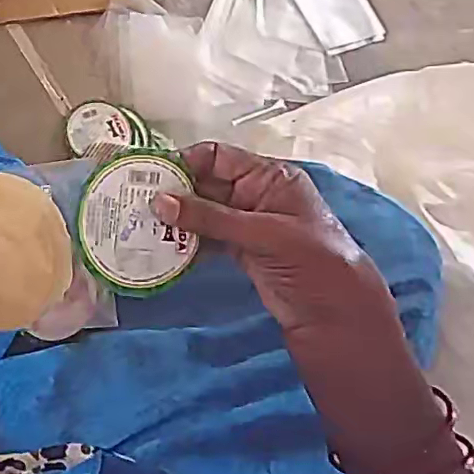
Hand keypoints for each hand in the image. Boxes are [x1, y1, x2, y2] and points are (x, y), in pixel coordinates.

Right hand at [152, 142, 391, 338]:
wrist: (337, 316)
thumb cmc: (311, 260)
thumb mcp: (262, 233)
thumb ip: (210, 217)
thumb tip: (160, 202)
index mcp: (269, 176)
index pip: (219, 157)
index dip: (185, 162)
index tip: (151, 173)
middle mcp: (255, 194)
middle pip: (206, 183)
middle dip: (175, 191)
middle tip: (137, 199)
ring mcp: (246, 222)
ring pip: (202, 211)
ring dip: (177, 217)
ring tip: (142, 222)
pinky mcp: (240, 249)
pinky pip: (206, 236)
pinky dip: (187, 239)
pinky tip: (163, 244)